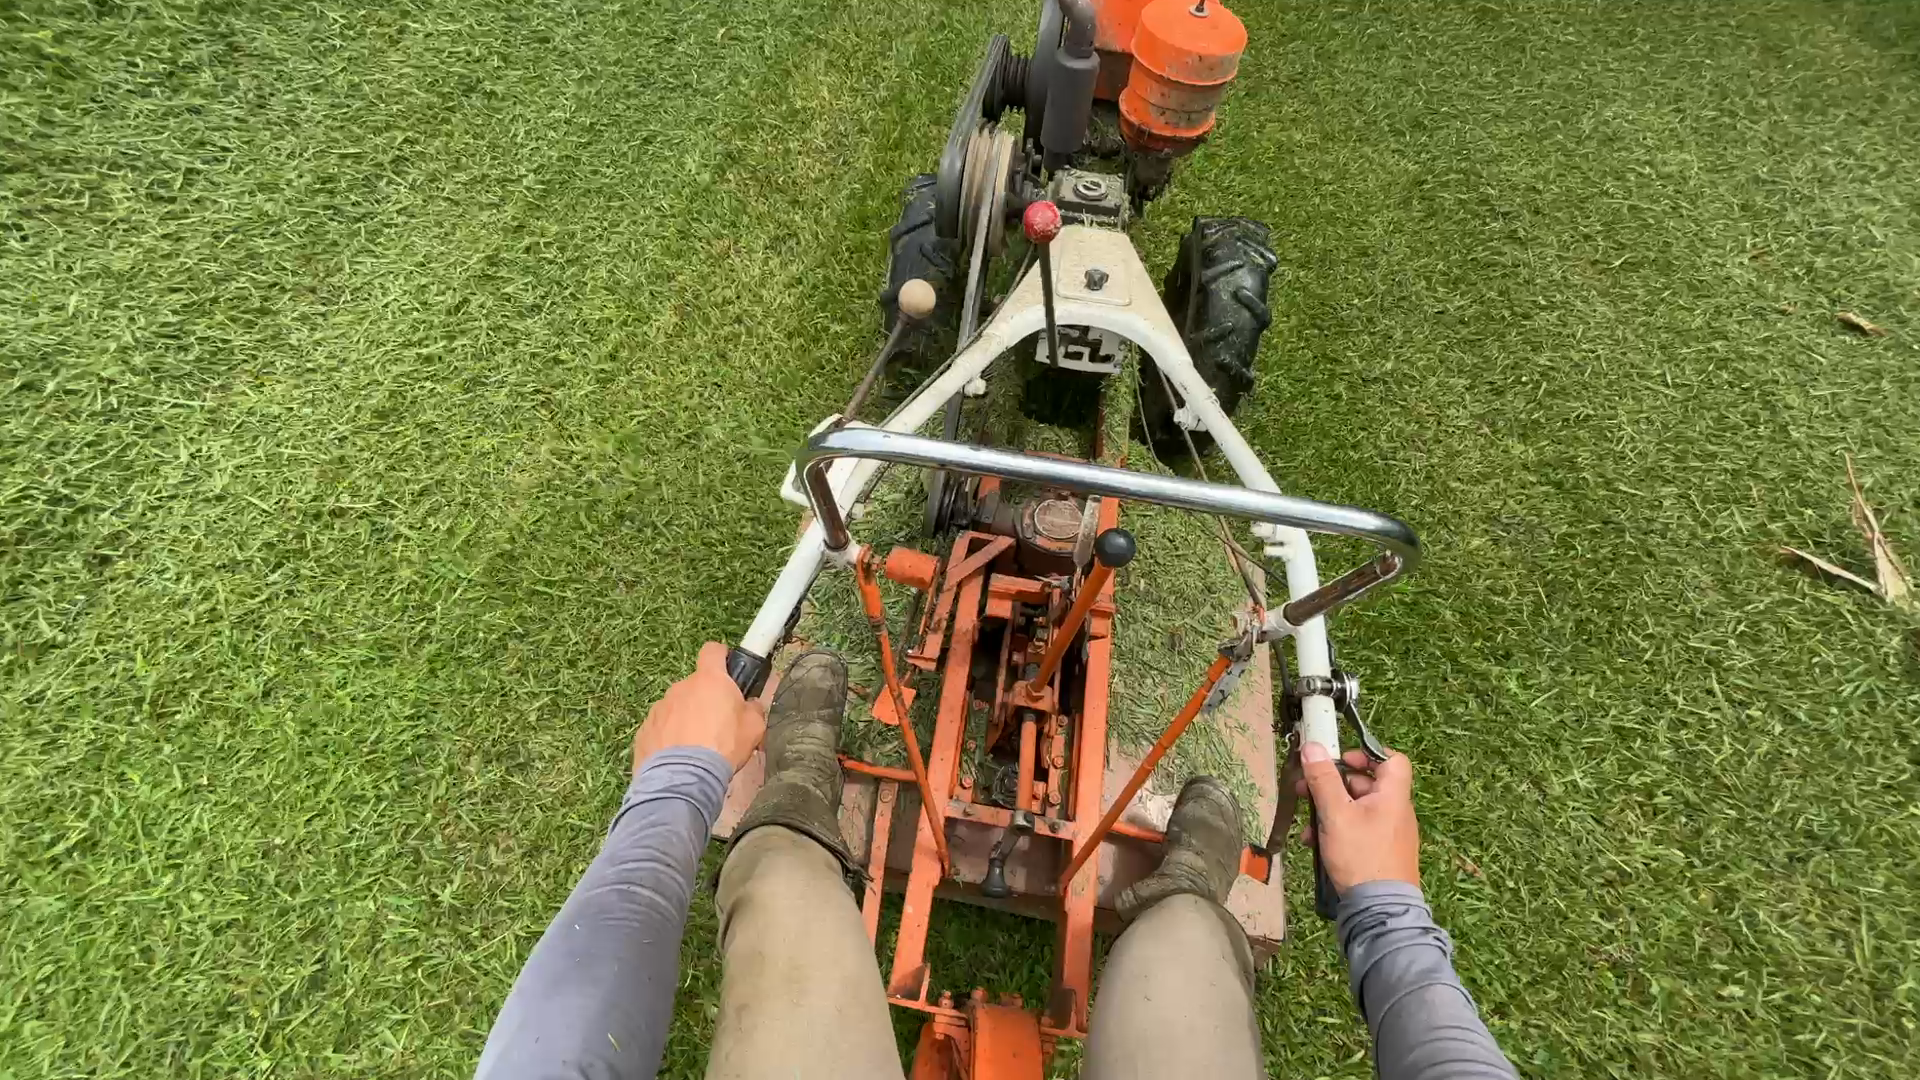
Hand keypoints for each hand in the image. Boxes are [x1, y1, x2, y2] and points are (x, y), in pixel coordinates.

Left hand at [632, 642, 767, 773]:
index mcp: (710, 679)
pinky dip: (670, 737)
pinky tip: (679, 758)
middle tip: (719, 724)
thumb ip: (754, 708)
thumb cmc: (724, 746)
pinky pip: (661, 727)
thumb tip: (751, 704)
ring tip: (697, 747)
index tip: (728, 670)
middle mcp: (681, 687)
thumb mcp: (755, 727)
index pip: (712, 650)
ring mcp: (659, 708)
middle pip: (696, 685)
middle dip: (706, 699)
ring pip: (677, 706)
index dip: (721, 657)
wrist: (683, 779)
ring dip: (686, 719)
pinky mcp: (644, 730)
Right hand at [1295, 742, 1420, 890]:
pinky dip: (1335, 827)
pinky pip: (1356, 827)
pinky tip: (1314, 840)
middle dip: (1332, 782)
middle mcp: (1394, 811)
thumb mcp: (1335, 813)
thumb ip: (1323, 778)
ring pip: (1355, 806)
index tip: (1340, 758)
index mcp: (1392, 797)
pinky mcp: (1379, 850)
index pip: (1392, 760)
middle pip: (1365, 782)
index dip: (1366, 753)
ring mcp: (1388, 832)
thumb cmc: (1361, 855)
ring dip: (1328, 807)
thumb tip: (1313, 746)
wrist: (1380, 911)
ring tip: (1306, 819)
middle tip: (1306, 787)